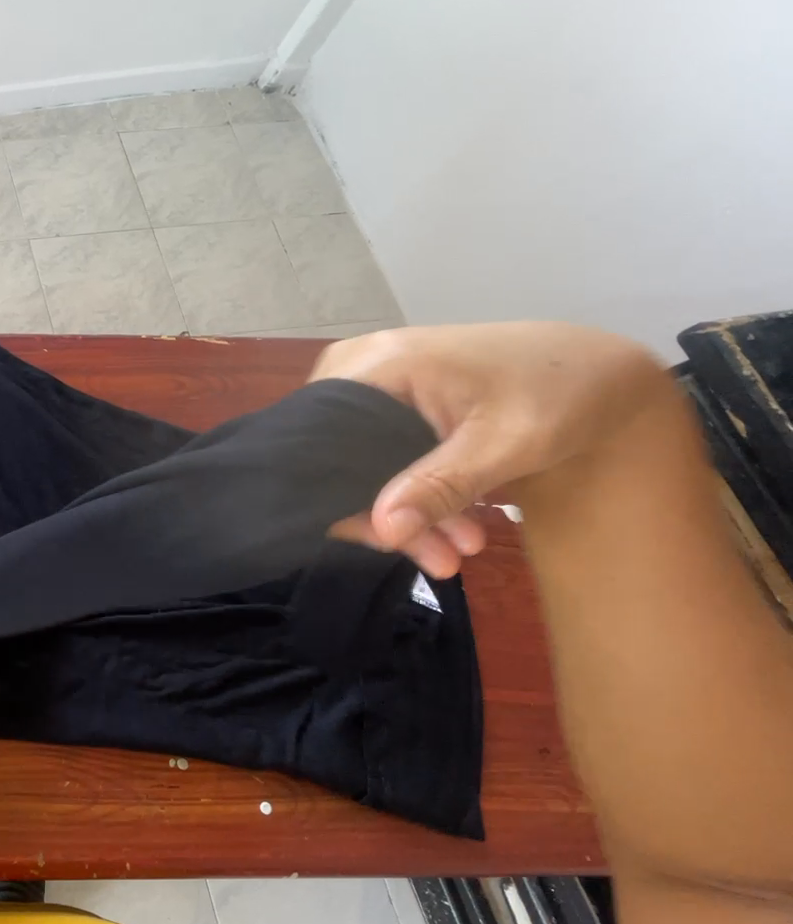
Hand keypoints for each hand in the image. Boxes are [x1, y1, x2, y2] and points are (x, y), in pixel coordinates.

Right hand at [312, 322, 666, 577]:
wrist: (600, 366)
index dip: (346, 497)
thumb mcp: (509, 443)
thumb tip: (384, 532)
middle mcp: (353, 366)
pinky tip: (449, 522)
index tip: (390, 542)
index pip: (324, 442)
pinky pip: (374, 451)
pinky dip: (408, 488)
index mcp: (374, 364)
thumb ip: (442, 485)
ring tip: (456, 550)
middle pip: (337, 454)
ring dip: (403, 510)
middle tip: (438, 559)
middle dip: (385, 512)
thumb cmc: (563, 392)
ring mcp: (366, 379)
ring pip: (356, 460)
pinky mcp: (382, 397)